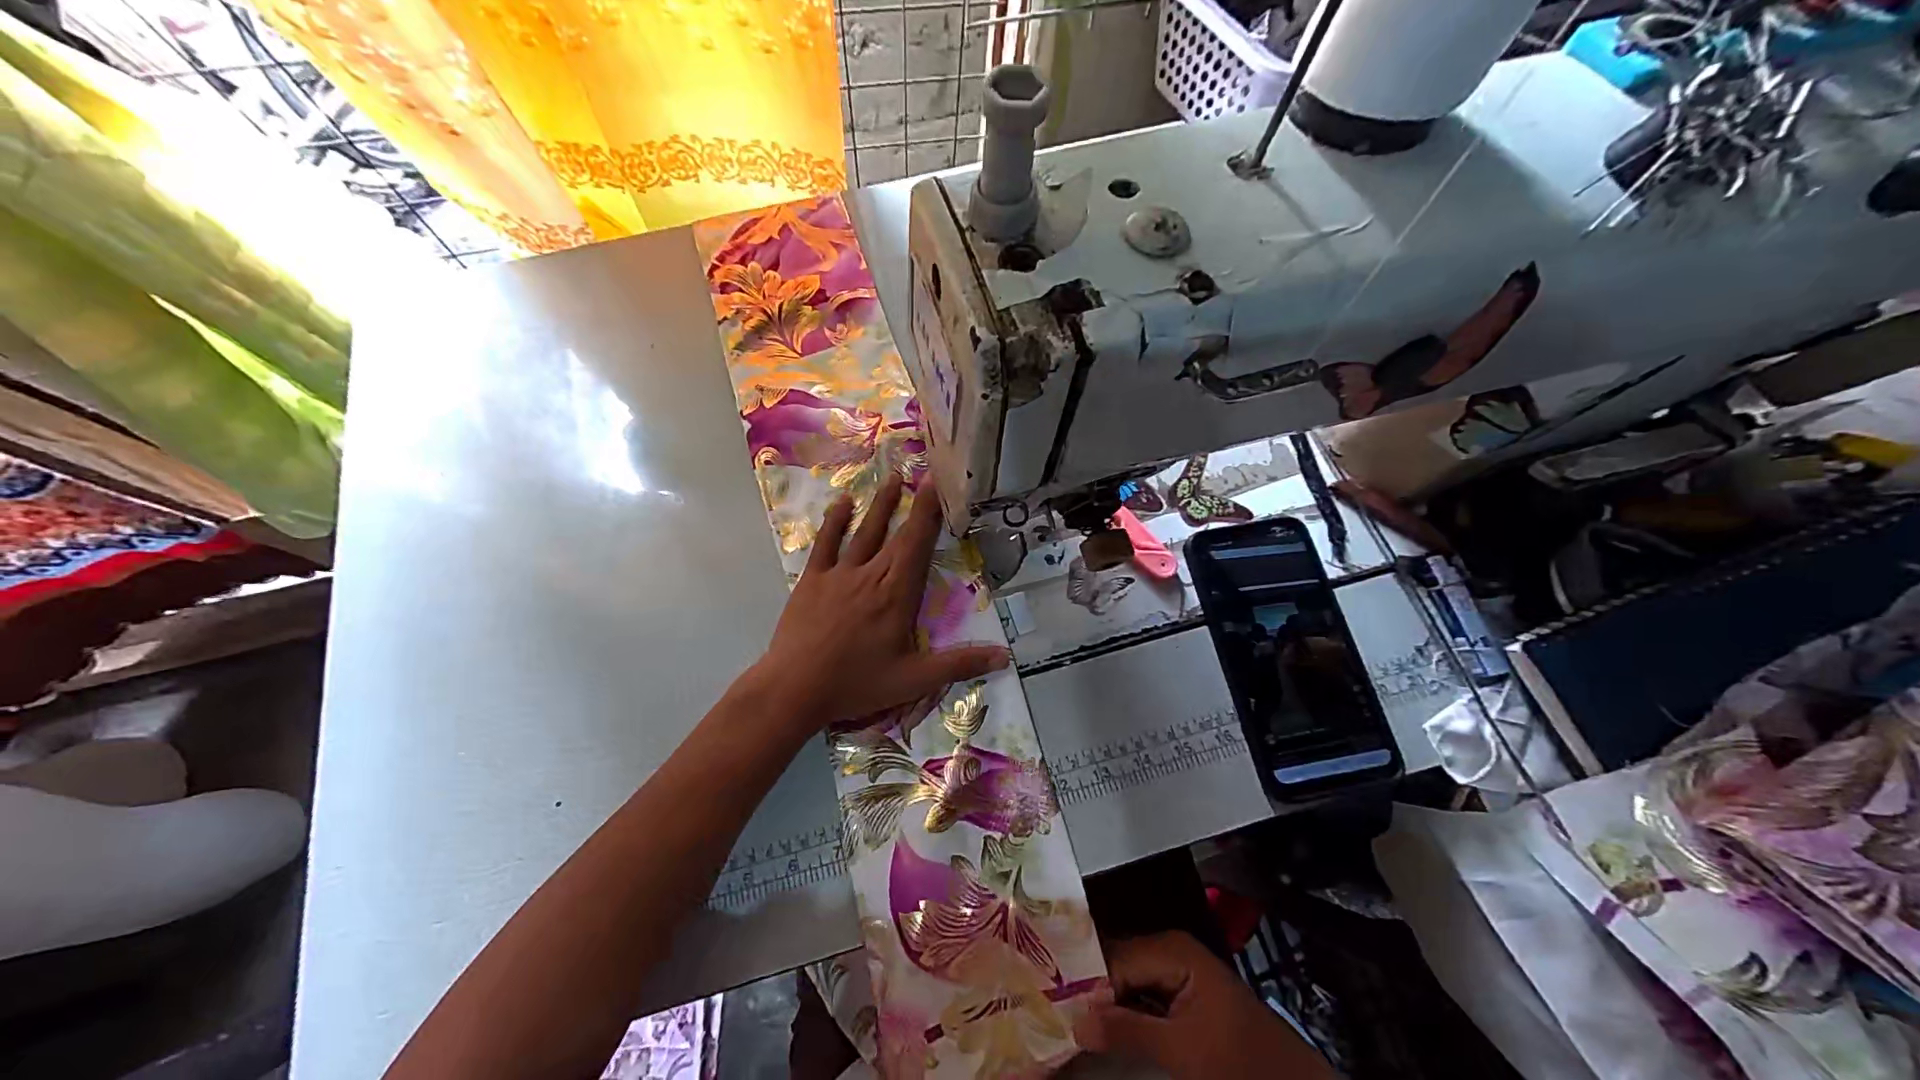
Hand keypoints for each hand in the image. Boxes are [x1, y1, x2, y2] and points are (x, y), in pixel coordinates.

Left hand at [752, 475, 1008, 730]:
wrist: (794, 687)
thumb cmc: (856, 684)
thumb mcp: (914, 680)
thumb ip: (959, 665)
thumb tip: (1005, 656)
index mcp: (897, 594)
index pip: (918, 546)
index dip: (930, 515)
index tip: (939, 487)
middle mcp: (870, 575)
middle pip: (896, 534)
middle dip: (912, 504)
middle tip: (922, 474)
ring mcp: (839, 575)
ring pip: (864, 532)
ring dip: (880, 506)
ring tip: (892, 479)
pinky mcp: (812, 580)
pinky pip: (826, 544)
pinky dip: (835, 522)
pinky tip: (842, 503)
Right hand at [1074, 932, 1332, 1079]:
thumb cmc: (1242, 1061)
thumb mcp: (1184, 1049)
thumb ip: (1128, 1031)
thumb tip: (1074, 1021)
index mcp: (1170, 949)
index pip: (1111, 958)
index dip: (1081, 983)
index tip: (1049, 1004)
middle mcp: (1167, 950)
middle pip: (1113, 964)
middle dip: (1085, 989)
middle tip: (1049, 1009)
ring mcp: (1171, 972)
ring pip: (1121, 981)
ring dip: (1098, 1002)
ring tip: (1062, 1017)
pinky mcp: (1174, 995)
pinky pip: (1135, 996)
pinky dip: (1116, 1011)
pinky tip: (1095, 1026)